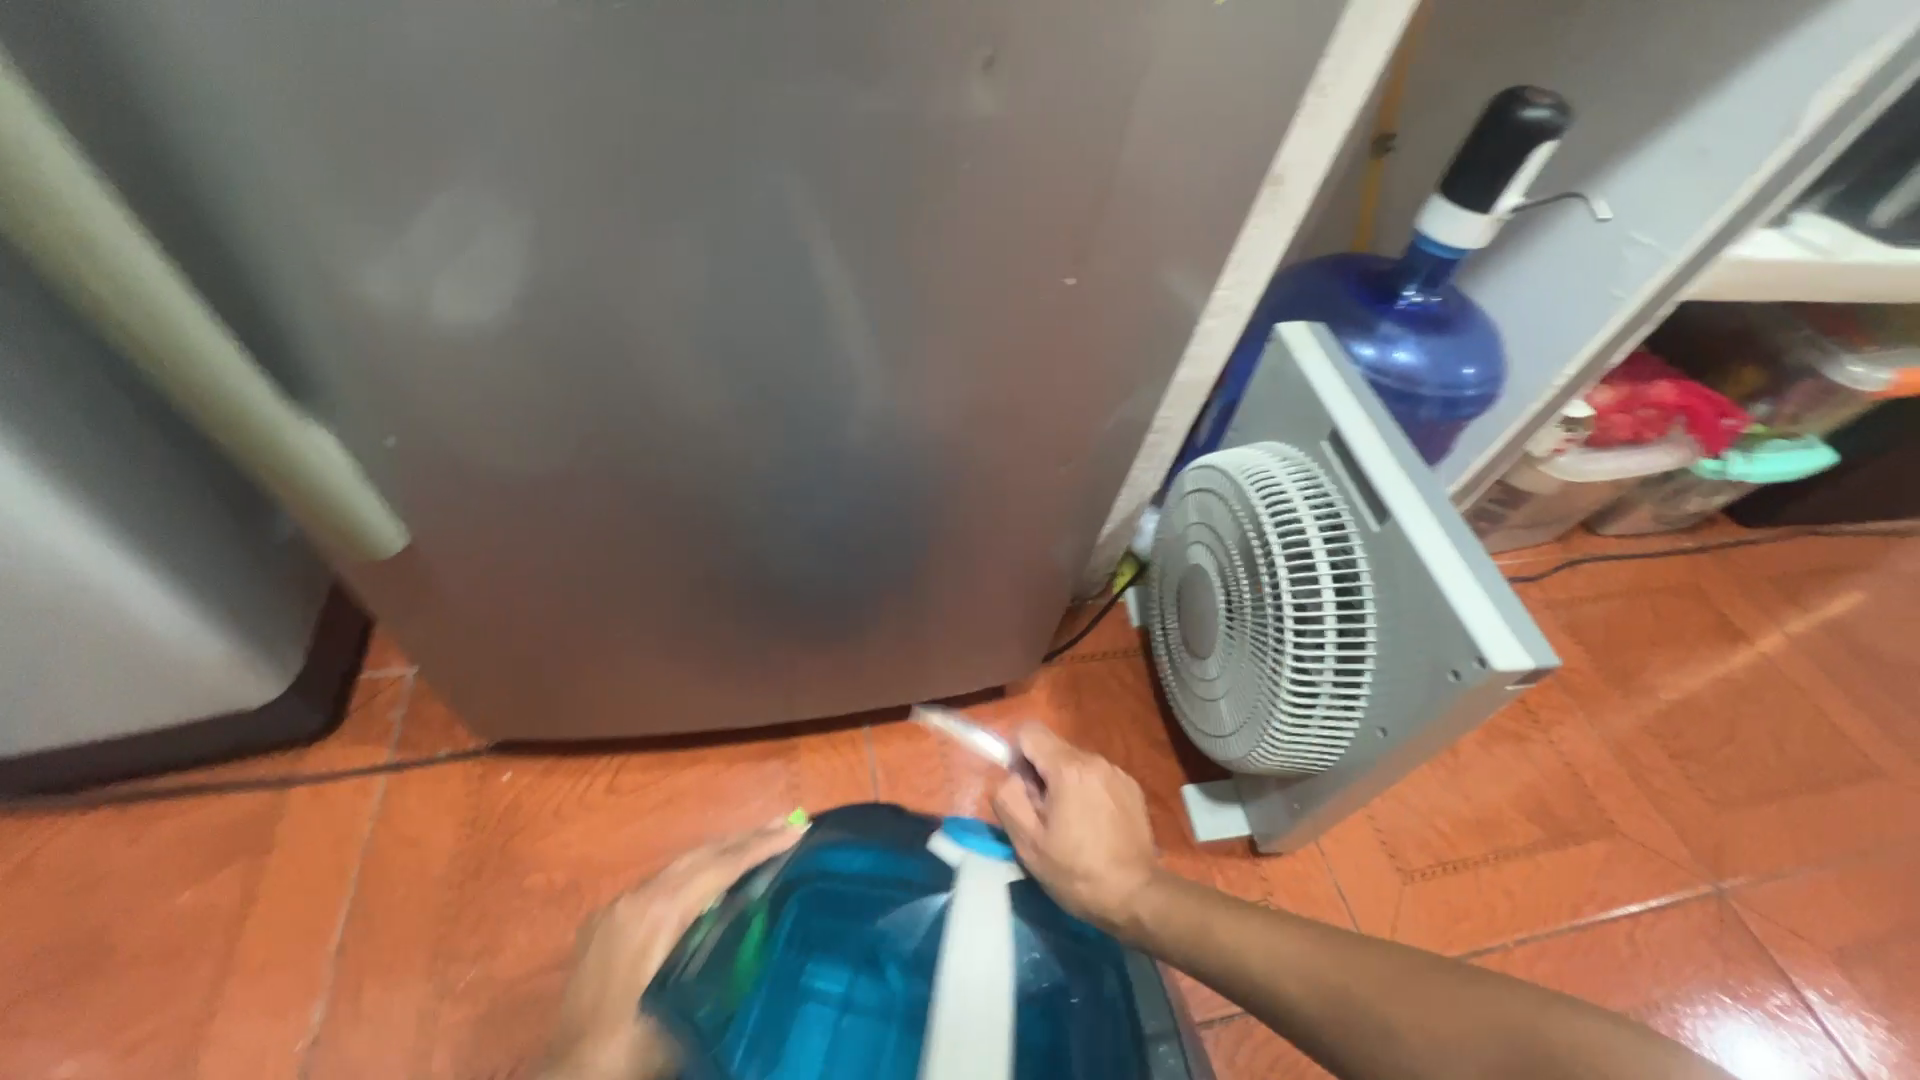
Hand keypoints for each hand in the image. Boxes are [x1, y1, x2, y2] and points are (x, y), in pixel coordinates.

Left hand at [541, 821, 805, 1079]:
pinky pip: (659, 885)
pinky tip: (714, 881)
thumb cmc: (629, 1048)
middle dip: (746, 839)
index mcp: (654, 914)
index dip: (760, 847)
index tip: (797, 829)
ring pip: (679, 867)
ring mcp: (615, 909)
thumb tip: (764, 934)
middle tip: (789, 824)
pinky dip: (694, 875)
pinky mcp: (605, 924)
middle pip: (699, 856)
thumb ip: (723, 966)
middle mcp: (633, 899)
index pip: (718, 868)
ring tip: (761, 842)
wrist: (566, 1077)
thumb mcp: (689, 1013)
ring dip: (721, 854)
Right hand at [991, 726, 1162, 938]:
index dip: (1017, 755)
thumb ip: (1008, 797)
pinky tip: (1094, 826)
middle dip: (1040, 774)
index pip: (1030, 731)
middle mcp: (1096, 760)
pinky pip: (1097, 777)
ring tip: (1071, 824)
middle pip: (1054, 748)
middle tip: (1044, 816)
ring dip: (1065, 783)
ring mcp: (1118, 773)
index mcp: (1069, 769)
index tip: (1022, 789)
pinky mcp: (1132, 788)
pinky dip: (1087, 792)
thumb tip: (1012, 776)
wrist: (1135, 896)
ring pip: (1076, 763)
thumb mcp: (1027, 842)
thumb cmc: (1075, 872)